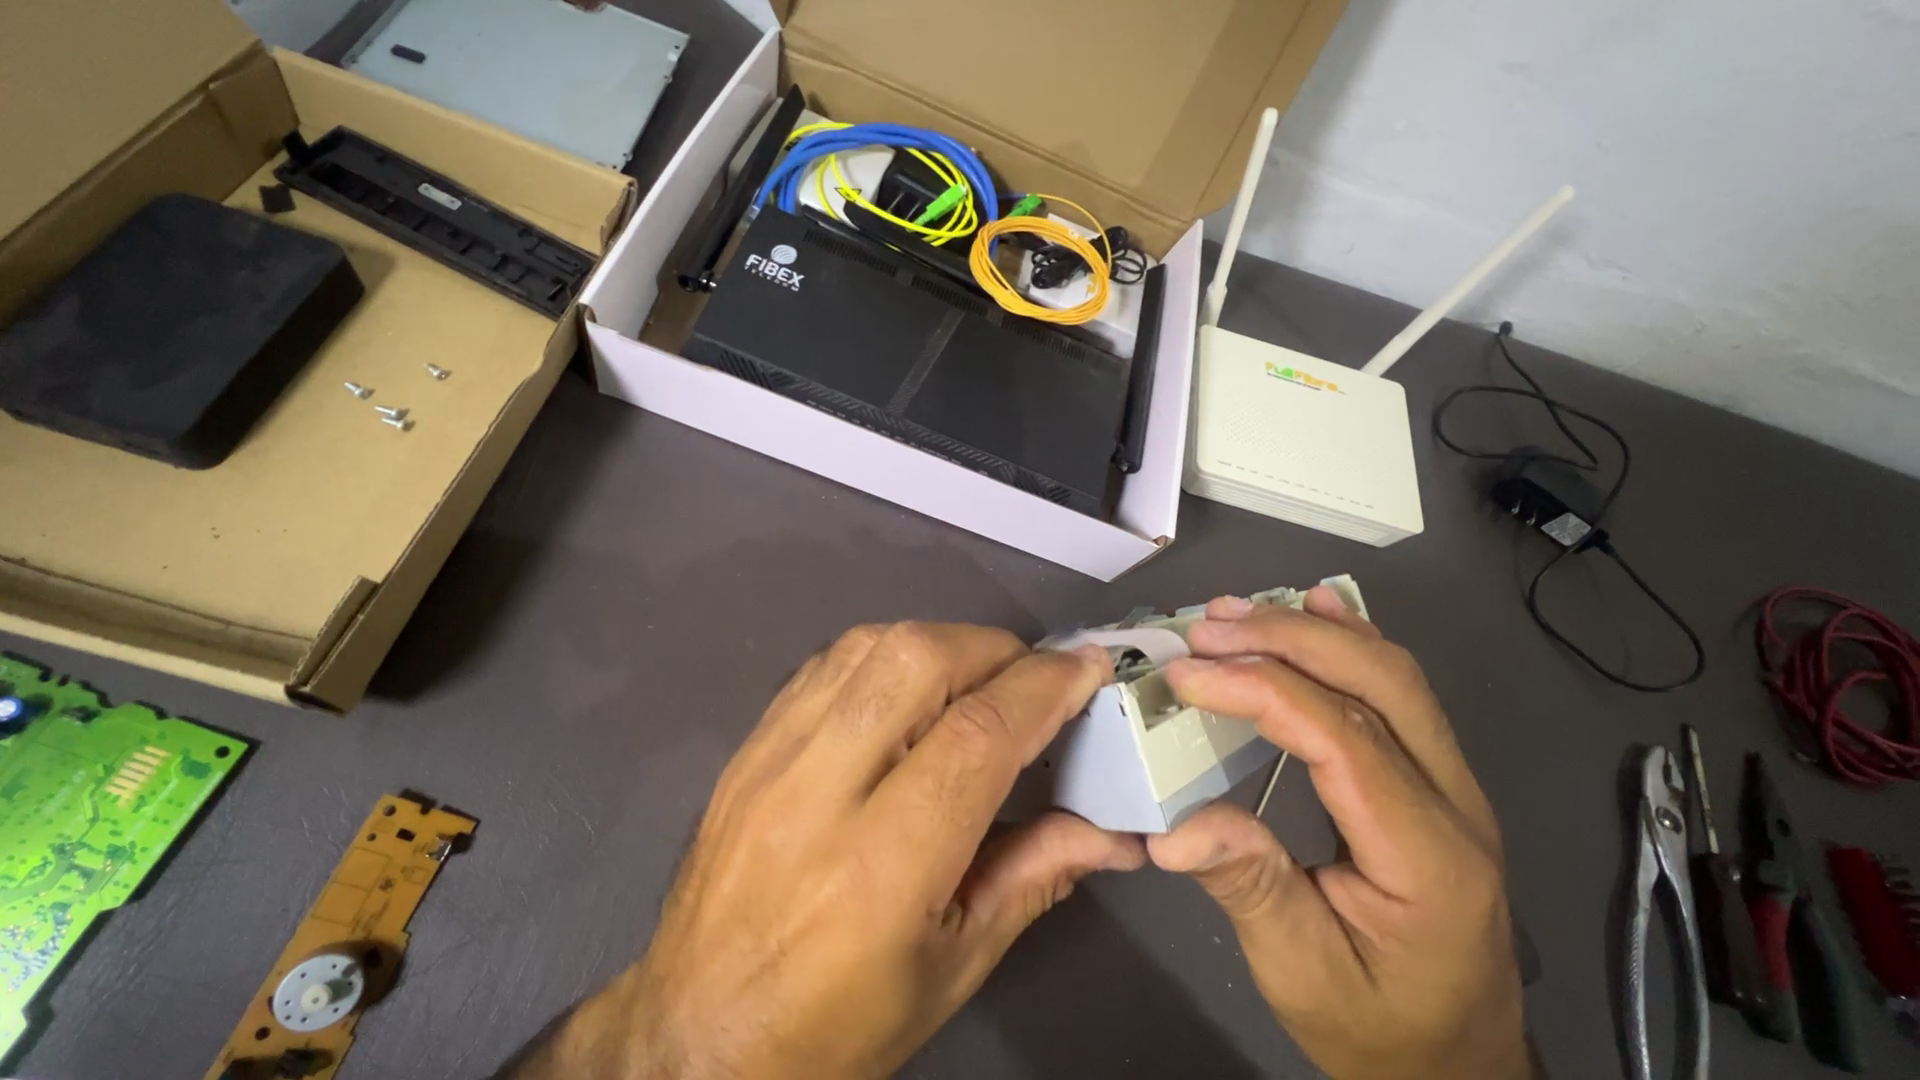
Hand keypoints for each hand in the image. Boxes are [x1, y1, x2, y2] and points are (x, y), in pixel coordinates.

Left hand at [512, 623, 1144, 1079]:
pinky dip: (885, 655)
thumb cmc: (837, 1022)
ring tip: (979, 676)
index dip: (1045, 688)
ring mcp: (771, 761)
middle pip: (917, 663)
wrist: (696, 1035)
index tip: (1090, 667)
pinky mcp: (747, 748)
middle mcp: (817, 795)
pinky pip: (826, 665)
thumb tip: (1114, 827)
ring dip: (941, 643)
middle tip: (1035, 676)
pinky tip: (911, 685)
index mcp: (881, 869)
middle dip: (995, 649)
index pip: (976, 737)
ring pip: (867, 648)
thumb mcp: (954, 966)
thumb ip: (1034, 876)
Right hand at [1151, 588, 1529, 1079]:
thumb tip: (1172, 829)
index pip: (1343, 738)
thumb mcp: (1303, 974)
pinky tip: (1319, 609)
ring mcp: (1454, 785)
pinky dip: (1352, 641)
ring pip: (1394, 675)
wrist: (1458, 1062)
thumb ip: (1248, 889)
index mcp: (1425, 855)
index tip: (1185, 673)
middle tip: (1204, 629)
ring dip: (1312, 631)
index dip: (1261, 691)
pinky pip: (1400, 693)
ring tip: (1235, 614)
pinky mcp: (1437, 781)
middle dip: (1286, 640)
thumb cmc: (1379, 1026)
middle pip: (1379, 684)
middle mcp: (1455, 802)